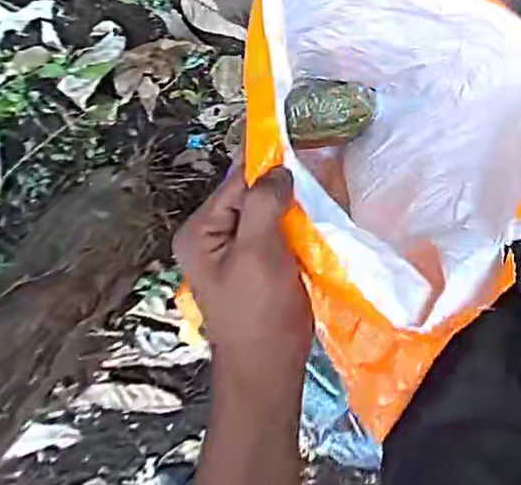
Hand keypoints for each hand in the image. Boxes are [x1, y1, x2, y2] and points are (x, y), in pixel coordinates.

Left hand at [175, 167, 312, 392]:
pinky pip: (276, 225)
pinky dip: (295, 218)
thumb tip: (279, 170)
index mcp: (200, 230)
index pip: (237, 181)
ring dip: (293, 201)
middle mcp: (212, 234)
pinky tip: (315, 216)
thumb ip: (263, 204)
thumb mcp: (257, 253)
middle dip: (283, 184)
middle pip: (251, 191)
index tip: (304, 152)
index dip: (270, 167)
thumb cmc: (259, 313)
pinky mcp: (257, 258)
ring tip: (320, 194)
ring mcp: (235, 247)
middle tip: (317, 175)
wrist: (269, 368)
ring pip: (267, 206)